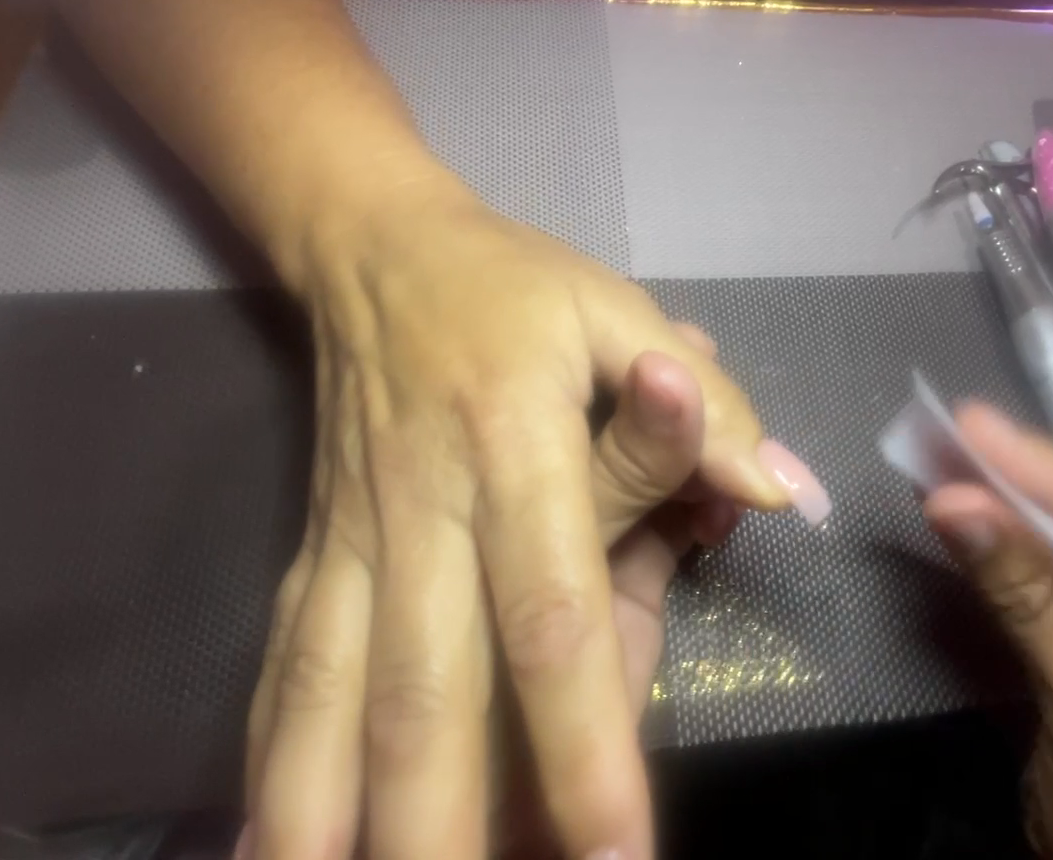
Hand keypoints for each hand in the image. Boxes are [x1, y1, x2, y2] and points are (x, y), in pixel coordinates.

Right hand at [242, 189, 826, 859]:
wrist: (377, 253)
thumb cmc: (512, 284)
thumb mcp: (617, 311)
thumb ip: (701, 404)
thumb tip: (787, 491)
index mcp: (512, 443)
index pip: (550, 610)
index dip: (581, 735)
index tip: (617, 853)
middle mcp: (424, 508)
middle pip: (430, 686)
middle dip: (450, 825)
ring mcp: (355, 536)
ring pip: (337, 698)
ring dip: (335, 819)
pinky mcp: (314, 548)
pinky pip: (288, 666)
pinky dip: (273, 764)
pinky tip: (265, 849)